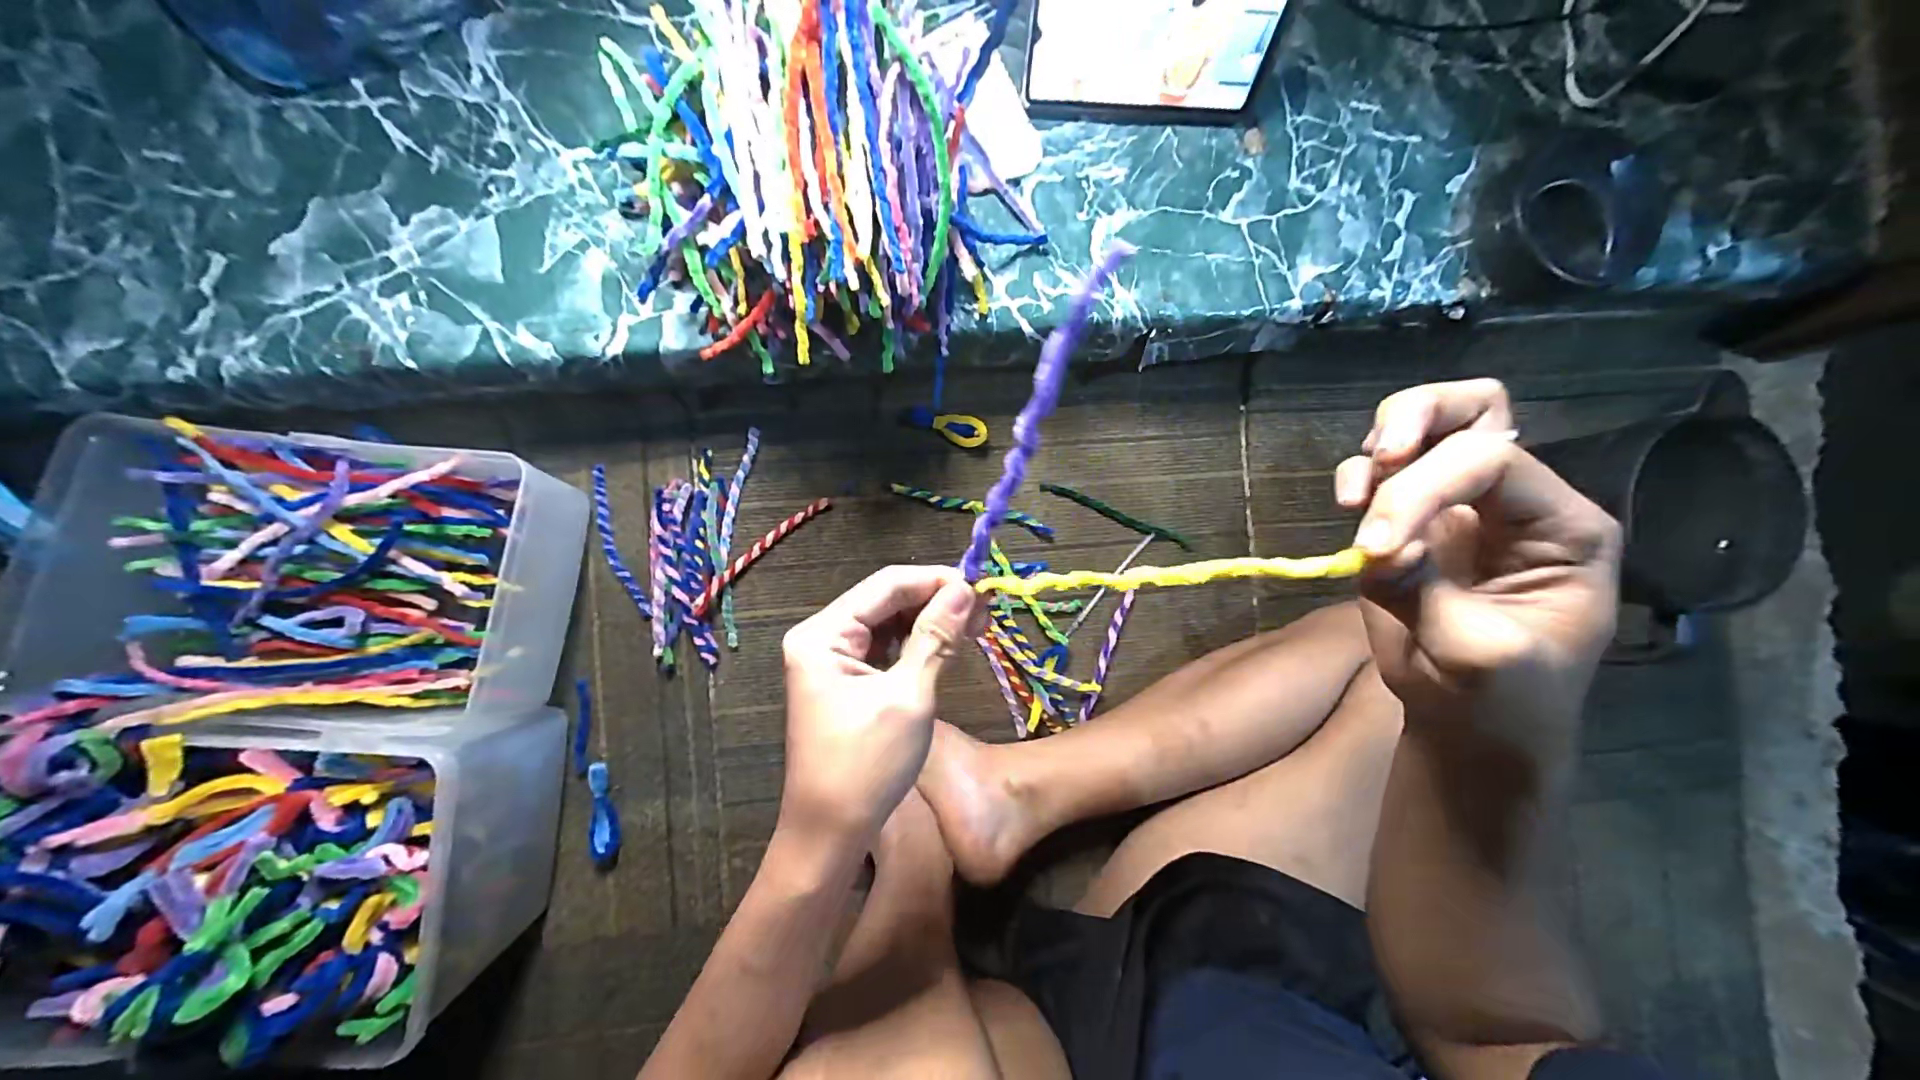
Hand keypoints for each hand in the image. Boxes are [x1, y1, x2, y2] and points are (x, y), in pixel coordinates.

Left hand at [779, 565, 983, 844]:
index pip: (885, 585)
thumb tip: (965, 588)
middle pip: (886, 599)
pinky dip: (917, 643)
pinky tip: (948, 644)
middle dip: (935, 600)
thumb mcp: (908, 696)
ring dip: (930, 620)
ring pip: (888, 622)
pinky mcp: (844, 680)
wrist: (829, 834)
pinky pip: (884, 647)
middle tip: (984, 611)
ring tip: (975, 625)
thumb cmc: (866, 766)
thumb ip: (935, 637)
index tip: (981, 588)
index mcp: (822, 634)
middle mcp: (820, 637)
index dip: (935, 580)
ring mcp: (830, 659)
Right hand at [1335, 380, 1621, 730]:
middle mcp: (1512, 502)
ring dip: (1381, 446)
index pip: (1492, 463)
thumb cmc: (1501, 699)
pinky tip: (1347, 507)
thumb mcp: (1479, 655)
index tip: (1376, 548)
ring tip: (1355, 496)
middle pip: (1476, 410)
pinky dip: (1357, 477)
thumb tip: (1375, 547)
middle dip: (1420, 416)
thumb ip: (1427, 592)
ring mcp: (1458, 509)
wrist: (1472, 725)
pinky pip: (1381, 474)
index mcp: (1561, 526)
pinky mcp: (1409, 526)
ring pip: (1426, 427)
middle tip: (1384, 452)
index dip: (1425, 490)